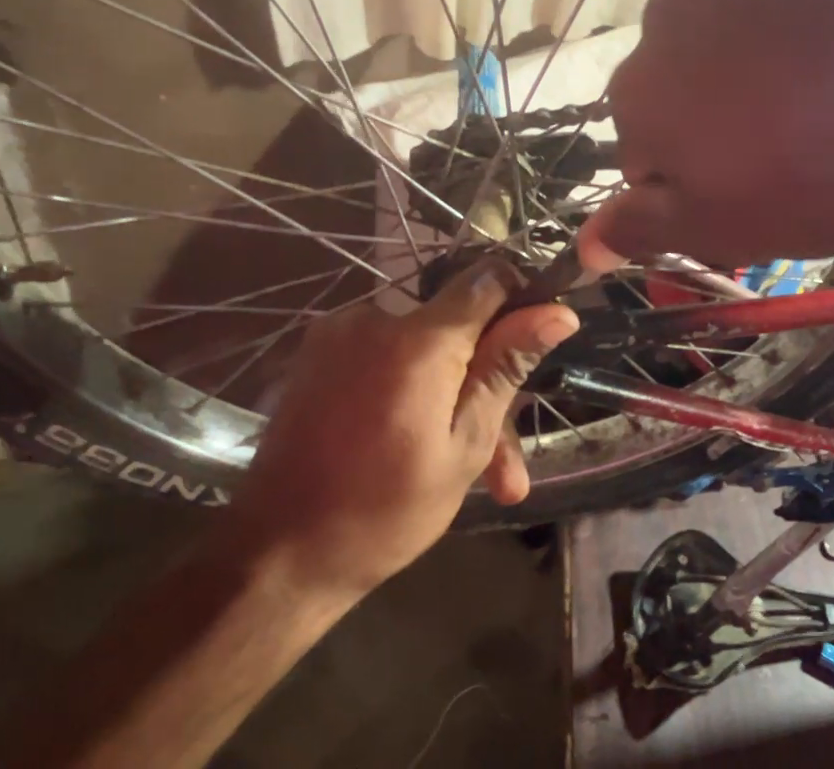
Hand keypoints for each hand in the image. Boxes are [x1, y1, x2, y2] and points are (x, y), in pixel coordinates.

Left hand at [222, 260, 578, 592]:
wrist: (275, 556)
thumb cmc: (384, 513)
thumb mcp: (464, 445)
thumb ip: (506, 369)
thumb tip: (559, 312)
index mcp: (417, 339)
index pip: (488, 278)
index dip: (521, 302)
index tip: (536, 349)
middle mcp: (374, 317)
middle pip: (457, 325)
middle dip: (487, 381)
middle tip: (503, 465)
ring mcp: (337, 334)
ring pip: (424, 348)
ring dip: (451, 397)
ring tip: (472, 474)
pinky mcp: (317, 355)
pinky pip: (386, 357)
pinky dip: (411, 391)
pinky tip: (420, 446)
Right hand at [581, 0, 833, 268]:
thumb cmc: (817, 179)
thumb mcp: (722, 228)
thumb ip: (642, 229)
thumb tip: (580, 245)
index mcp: (635, 93)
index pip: (640, 145)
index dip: (689, 175)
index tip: (741, 190)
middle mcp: (663, 17)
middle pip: (675, 76)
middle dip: (709, 107)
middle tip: (783, 142)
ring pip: (720, 22)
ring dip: (746, 51)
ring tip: (816, 88)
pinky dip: (792, 7)